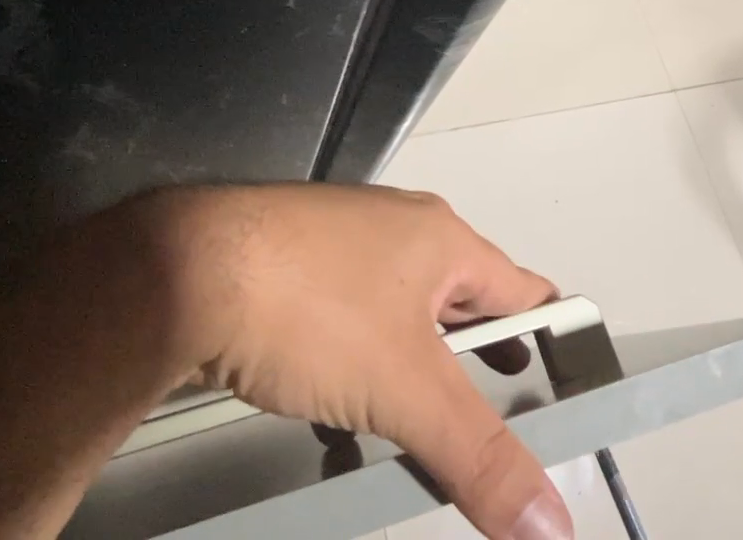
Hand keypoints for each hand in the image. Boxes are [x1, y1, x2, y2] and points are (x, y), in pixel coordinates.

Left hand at [128, 183, 570, 539]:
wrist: (181, 273)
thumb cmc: (311, 309)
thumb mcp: (406, 388)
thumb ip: (481, 456)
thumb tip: (554, 524)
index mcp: (440, 238)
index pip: (524, 292)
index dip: (550, 345)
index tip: (562, 400)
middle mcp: (395, 231)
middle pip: (460, 308)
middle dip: (473, 372)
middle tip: (489, 432)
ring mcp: (338, 246)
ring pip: (398, 322)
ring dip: (410, 379)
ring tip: (416, 439)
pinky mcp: (290, 270)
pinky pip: (346, 324)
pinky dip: (356, 371)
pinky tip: (337, 421)